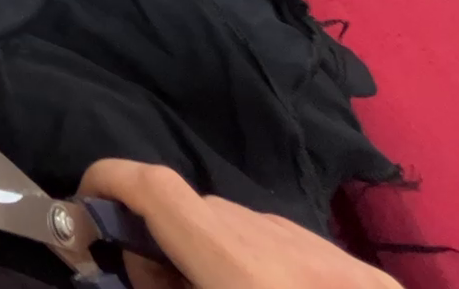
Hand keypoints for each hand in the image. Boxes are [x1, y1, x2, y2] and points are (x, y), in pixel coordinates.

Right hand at [80, 159, 399, 288]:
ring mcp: (344, 264)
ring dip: (209, 247)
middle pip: (197, 208)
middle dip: (158, 233)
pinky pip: (294, 247)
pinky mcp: (374, 281)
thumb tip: (138, 264)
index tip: (85, 209)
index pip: (157, 188)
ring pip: (245, 224)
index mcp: (247, 276)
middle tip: (150, 284)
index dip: (108, 180)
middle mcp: (294, 254)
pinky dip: (258, 262)